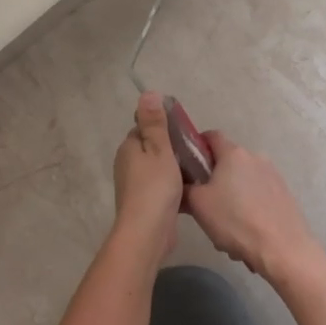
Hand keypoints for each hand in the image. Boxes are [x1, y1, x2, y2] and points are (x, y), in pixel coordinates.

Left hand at [111, 92, 183, 251]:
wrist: (147, 231)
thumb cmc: (155, 186)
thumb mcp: (159, 149)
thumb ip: (155, 123)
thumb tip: (148, 93)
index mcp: (129, 147)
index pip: (145, 128)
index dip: (165, 128)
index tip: (186, 134)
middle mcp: (127, 163)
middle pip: (152, 149)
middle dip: (172, 149)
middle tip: (196, 153)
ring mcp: (133, 184)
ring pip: (157, 168)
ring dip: (174, 168)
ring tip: (198, 170)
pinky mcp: (143, 201)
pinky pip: (160, 186)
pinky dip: (173, 186)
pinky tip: (190, 190)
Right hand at [183, 132, 321, 282]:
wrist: (283, 249)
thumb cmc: (235, 220)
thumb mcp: (197, 204)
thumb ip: (184, 188)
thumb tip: (181, 184)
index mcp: (234, 153)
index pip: (210, 135)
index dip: (195, 145)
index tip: (186, 165)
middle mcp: (256, 158)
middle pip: (227, 162)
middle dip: (213, 180)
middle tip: (203, 204)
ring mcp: (274, 176)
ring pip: (242, 182)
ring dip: (231, 198)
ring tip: (225, 226)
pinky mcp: (285, 195)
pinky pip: (257, 197)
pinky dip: (248, 209)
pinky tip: (244, 233)